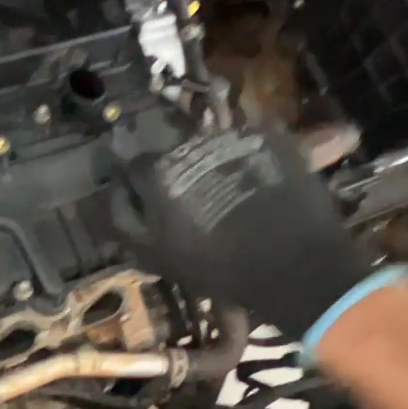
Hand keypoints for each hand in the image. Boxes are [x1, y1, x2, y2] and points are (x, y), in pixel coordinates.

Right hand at [111, 128, 376, 338]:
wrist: (298, 267)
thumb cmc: (222, 270)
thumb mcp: (161, 258)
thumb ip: (127, 225)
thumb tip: (110, 198)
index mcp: (160, 173)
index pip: (133, 164)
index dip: (138, 182)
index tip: (147, 198)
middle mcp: (191, 146)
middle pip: (172, 150)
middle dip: (175, 169)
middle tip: (190, 197)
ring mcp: (234, 137)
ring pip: (209, 144)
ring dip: (211, 161)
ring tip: (227, 191)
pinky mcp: (271, 139)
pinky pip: (247, 140)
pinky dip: (246, 157)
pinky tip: (255, 183)